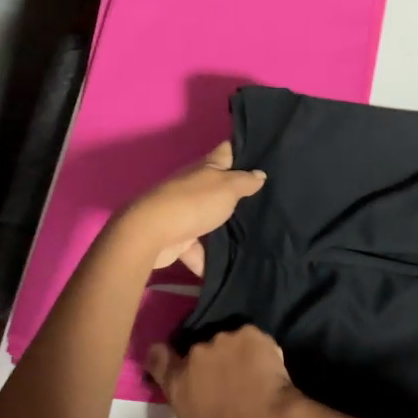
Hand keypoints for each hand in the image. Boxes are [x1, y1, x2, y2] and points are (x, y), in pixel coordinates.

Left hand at [114, 141, 265, 273]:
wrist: (152, 233)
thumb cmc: (194, 202)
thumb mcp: (228, 188)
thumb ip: (246, 181)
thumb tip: (260, 174)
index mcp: (207, 166)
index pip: (227, 150)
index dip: (243, 149)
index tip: (263, 154)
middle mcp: (195, 184)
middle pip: (219, 186)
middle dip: (238, 194)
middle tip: (266, 202)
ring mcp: (185, 210)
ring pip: (209, 217)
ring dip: (222, 228)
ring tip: (251, 238)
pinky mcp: (177, 237)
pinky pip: (196, 248)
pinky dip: (205, 259)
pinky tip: (224, 267)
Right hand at [146, 326, 304, 417]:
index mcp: (179, 382)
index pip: (159, 359)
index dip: (161, 357)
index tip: (165, 357)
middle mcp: (197, 354)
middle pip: (200, 353)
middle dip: (210, 364)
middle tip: (225, 382)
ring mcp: (224, 340)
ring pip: (228, 344)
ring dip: (234, 356)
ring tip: (249, 375)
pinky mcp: (250, 333)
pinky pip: (251, 339)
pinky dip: (257, 350)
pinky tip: (266, 367)